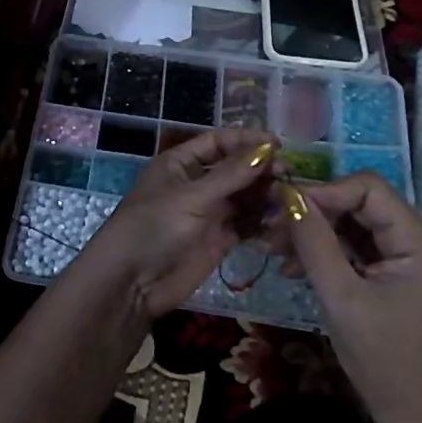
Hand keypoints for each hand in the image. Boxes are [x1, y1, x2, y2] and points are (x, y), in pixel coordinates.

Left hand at [75, 129, 278, 317]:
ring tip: (288, 200)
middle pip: (235, 169)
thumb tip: (266, 150)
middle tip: (288, 176)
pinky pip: (246, 223)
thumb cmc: (153, 227)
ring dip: (265, 196)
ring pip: (244, 197)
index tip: (278, 145)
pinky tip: (280, 222)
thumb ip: (230, 175)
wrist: (133, 281)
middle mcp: (195, 184)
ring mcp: (207, 212)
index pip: (217, 143)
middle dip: (260, 170)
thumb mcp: (191, 197)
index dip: (245, 141)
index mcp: (179, 164)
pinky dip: (263, 222)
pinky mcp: (218, 239)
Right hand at [281, 172, 421, 422]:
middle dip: (313, 212)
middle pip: (359, 204)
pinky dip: (323, 249)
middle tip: (270, 228)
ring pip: (352, 223)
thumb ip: (314, 242)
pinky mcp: (395, 270)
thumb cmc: (380, 356)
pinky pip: (355, 245)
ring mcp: (409, 255)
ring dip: (312, 231)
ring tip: (273, 247)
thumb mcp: (340, 296)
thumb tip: (287, 196)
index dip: (324, 191)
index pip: (370, 190)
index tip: (282, 206)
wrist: (409, 408)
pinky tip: (292, 265)